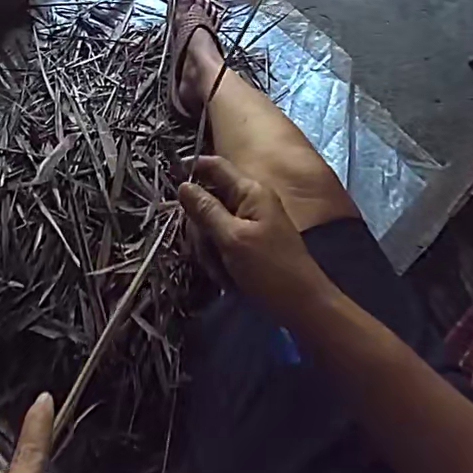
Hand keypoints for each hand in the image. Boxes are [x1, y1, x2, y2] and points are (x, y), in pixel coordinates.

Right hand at [177, 155, 333, 316]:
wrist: (303, 306)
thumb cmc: (270, 269)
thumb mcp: (232, 239)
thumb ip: (206, 210)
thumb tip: (183, 185)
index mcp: (250, 191)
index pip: (215, 166)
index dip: (192, 168)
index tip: (169, 180)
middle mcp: (250, 201)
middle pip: (208, 199)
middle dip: (200, 227)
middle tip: (204, 252)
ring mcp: (249, 221)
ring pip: (211, 223)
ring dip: (208, 248)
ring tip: (219, 271)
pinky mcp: (248, 241)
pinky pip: (221, 240)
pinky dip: (218, 257)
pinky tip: (224, 276)